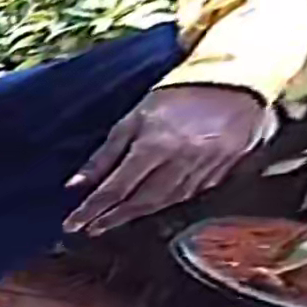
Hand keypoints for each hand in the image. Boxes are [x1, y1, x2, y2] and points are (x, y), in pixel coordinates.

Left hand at [63, 86, 266, 235]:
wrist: (235, 78)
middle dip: (114, 218)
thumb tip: (73, 186)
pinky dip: (170, 201)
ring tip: (115, 220)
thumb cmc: (171, 100)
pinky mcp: (233, 161)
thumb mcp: (128, 124)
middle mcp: (186, 158)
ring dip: (140, 213)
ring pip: (170, 199)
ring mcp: (213, 161)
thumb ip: (102, 158)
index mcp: (155, 147)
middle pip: (143, 200)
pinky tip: (151, 206)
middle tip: (92, 229)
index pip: (115, 189)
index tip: (71, 226)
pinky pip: (197, 189)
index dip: (91, 210)